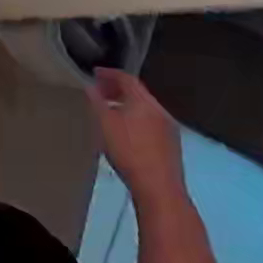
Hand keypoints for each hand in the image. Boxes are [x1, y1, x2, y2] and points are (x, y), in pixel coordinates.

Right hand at [86, 68, 187, 206]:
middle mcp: (160, 112)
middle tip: (99, 91)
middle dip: (118, 89)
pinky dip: (136, 119)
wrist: (159, 189)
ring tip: (109, 112)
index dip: (110, 74)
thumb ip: (96, 102)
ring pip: (145, 109)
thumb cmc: (128, 152)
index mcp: (145, 102)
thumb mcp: (104, 124)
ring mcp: (169, 130)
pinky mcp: (171, 147)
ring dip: (127, 105)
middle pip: (138, 93)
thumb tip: (90, 87)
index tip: (95, 73)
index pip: (128, 79)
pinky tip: (125, 133)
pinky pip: (151, 123)